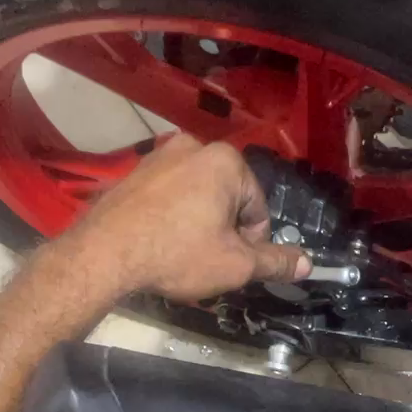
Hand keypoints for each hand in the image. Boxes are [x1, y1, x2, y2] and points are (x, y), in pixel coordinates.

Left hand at [41, 136, 310, 301]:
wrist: (105, 254)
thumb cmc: (178, 254)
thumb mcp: (236, 265)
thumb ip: (274, 262)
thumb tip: (306, 263)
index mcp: (226, 161)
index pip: (258, 209)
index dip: (252, 244)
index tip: (233, 264)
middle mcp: (194, 146)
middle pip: (228, 199)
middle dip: (224, 231)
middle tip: (208, 262)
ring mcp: (159, 155)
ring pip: (197, 197)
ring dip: (199, 225)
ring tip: (182, 255)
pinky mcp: (134, 172)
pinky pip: (168, 197)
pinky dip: (172, 218)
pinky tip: (160, 244)